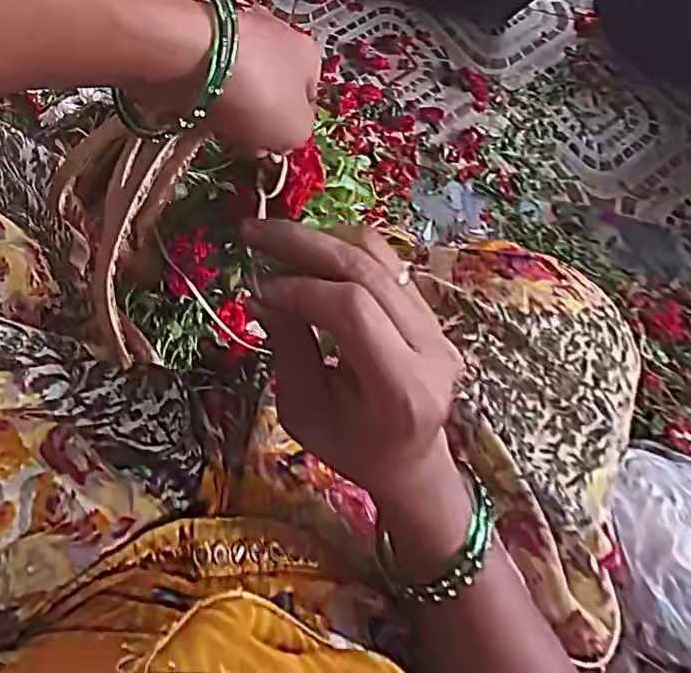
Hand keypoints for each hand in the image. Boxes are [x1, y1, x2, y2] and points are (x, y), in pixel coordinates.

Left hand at [128, 3, 318, 154]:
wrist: (191, 55)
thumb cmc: (256, 93)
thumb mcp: (295, 131)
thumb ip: (297, 137)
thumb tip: (284, 138)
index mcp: (308, 54)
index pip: (309, 98)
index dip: (292, 127)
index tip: (273, 147)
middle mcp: (276, 35)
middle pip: (270, 90)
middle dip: (256, 119)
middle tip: (244, 141)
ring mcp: (234, 33)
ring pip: (235, 84)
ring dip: (226, 108)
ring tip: (214, 125)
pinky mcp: (196, 37)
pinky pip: (204, 76)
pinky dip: (199, 95)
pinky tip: (192, 108)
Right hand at [241, 220, 465, 510]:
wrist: (408, 456)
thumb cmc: (352, 447)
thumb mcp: (304, 412)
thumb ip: (288, 348)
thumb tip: (261, 291)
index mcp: (402, 390)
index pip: (353, 311)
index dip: (301, 289)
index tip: (259, 287)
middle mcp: (430, 348)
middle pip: (366, 270)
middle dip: (302, 244)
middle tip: (254, 233)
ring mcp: (436, 322)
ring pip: (377, 254)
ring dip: (320, 237)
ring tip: (276, 238)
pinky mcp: (428, 306)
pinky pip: (384, 259)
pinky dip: (339, 245)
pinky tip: (307, 248)